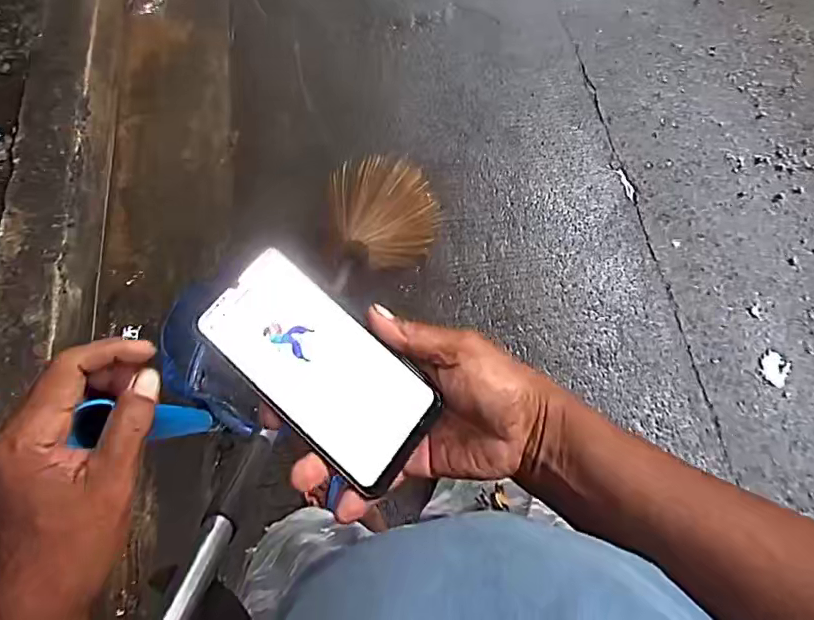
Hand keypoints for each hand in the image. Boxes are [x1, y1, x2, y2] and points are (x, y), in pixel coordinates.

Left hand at [0, 338, 161, 619]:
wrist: (31, 618)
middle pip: (66, 380)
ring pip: (65, 402)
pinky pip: (62, 426)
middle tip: (147, 383)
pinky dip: (92, 421)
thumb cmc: (60, 566)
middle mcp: (14, 439)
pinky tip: (117, 434)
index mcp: (27, 437)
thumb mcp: (110, 485)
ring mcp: (17, 454)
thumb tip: (146, 382)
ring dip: (104, 398)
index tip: (144, 353)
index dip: (112, 352)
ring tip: (138, 408)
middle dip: (111, 375)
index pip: (69, 366)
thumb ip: (130, 424)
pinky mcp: (25, 468)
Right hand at [290, 306, 558, 523]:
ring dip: (327, 459)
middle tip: (282, 427)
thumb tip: (378, 315)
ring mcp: (401, 429)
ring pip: (354, 443)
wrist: (531, 432)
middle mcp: (395, 394)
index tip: (289, 376)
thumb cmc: (501, 380)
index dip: (318, 369)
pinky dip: (362, 488)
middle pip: (342, 405)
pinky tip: (346, 498)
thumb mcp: (458, 348)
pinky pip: (381, 472)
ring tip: (307, 473)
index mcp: (402, 362)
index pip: (351, 362)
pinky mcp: (414, 460)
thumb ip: (415, 337)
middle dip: (310, 419)